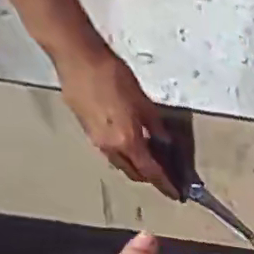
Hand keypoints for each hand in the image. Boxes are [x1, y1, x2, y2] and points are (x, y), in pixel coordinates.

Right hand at [55, 46, 177, 197]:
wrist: (77, 58)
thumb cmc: (115, 78)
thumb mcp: (145, 105)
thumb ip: (156, 129)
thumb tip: (165, 145)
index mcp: (127, 142)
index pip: (151, 172)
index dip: (165, 185)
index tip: (176, 195)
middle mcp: (109, 147)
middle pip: (133, 172)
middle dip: (150, 179)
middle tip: (165, 177)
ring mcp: (94, 139)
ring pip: (119, 163)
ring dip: (135, 167)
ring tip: (150, 162)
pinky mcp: (85, 129)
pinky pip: (108, 151)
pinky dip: (123, 155)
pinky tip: (131, 146)